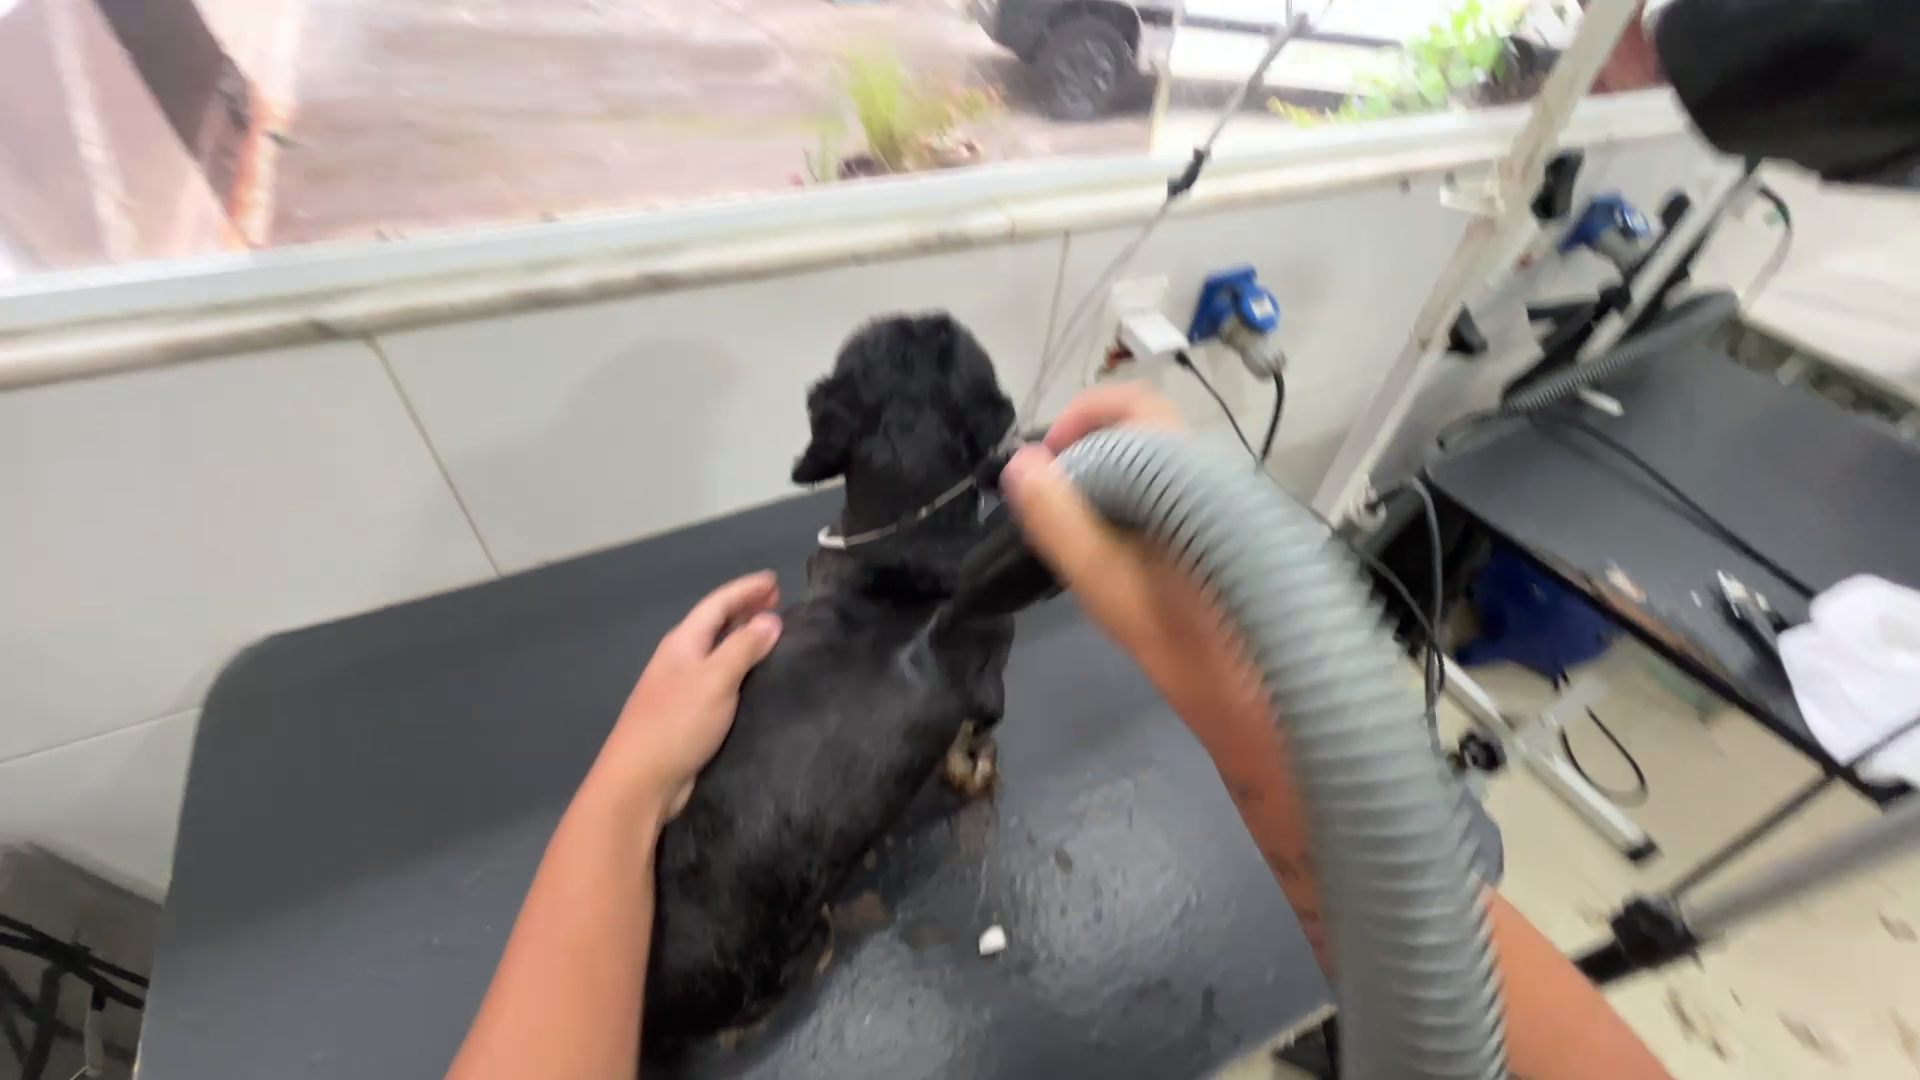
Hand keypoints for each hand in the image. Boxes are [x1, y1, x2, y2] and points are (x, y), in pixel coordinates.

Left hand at [592, 572, 782, 823]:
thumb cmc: (677, 724)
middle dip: (745, 608)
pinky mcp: (688, 713)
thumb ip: (744, 647)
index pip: (718, 604)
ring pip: (717, 649)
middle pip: (715, 622)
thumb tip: (771, 620)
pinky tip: (755, 675)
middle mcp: (680, 659)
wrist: (639, 782)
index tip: (775, 580)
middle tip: (777, 601)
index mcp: (683, 643)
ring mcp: (682, 686)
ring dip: (742, 635)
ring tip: (772, 632)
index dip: (746, 590)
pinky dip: (739, 664)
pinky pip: (720, 675)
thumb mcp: (715, 680)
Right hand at [999, 384, 1266, 745]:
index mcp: (1183, 473)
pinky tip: (1111, 550)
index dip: (1083, 416)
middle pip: (1139, 436)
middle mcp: (1207, 475)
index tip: (1046, 458)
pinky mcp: (1218, 533)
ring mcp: (1217, 505)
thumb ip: (1058, 518)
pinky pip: (1164, 496)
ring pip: (1151, 468)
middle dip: (1085, 456)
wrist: (1257, 693)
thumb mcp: (1103, 579)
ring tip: (1073, 529)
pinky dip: (1128, 505)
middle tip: (1050, 501)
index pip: (1134, 405)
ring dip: (1105, 483)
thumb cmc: (1178, 637)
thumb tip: (1019, 464)